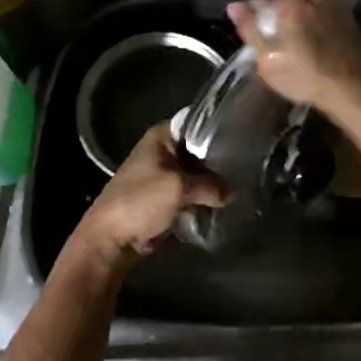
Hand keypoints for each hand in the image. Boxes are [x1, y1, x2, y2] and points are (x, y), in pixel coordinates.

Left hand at [73, 123, 228, 265]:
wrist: (111, 237)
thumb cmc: (140, 201)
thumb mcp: (178, 188)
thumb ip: (210, 186)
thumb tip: (232, 193)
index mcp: (161, 136)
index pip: (197, 122)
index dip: (219, 130)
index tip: (243, 139)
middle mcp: (163, 150)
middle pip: (200, 150)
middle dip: (220, 161)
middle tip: (249, 167)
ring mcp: (164, 175)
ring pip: (198, 174)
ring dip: (213, 184)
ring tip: (242, 187)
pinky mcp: (166, 197)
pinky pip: (192, 194)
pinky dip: (204, 200)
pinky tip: (225, 205)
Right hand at [227, 0, 360, 111]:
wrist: (348, 88)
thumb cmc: (302, 77)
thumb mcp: (267, 59)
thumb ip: (250, 29)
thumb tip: (234, 6)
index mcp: (288, 5)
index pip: (262, 0)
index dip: (258, 16)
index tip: (261, 32)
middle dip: (278, 8)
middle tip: (279, 31)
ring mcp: (331, 2)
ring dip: (297, 6)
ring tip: (297, 28)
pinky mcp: (345, 12)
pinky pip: (324, 1)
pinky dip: (316, 8)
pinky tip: (315, 27)